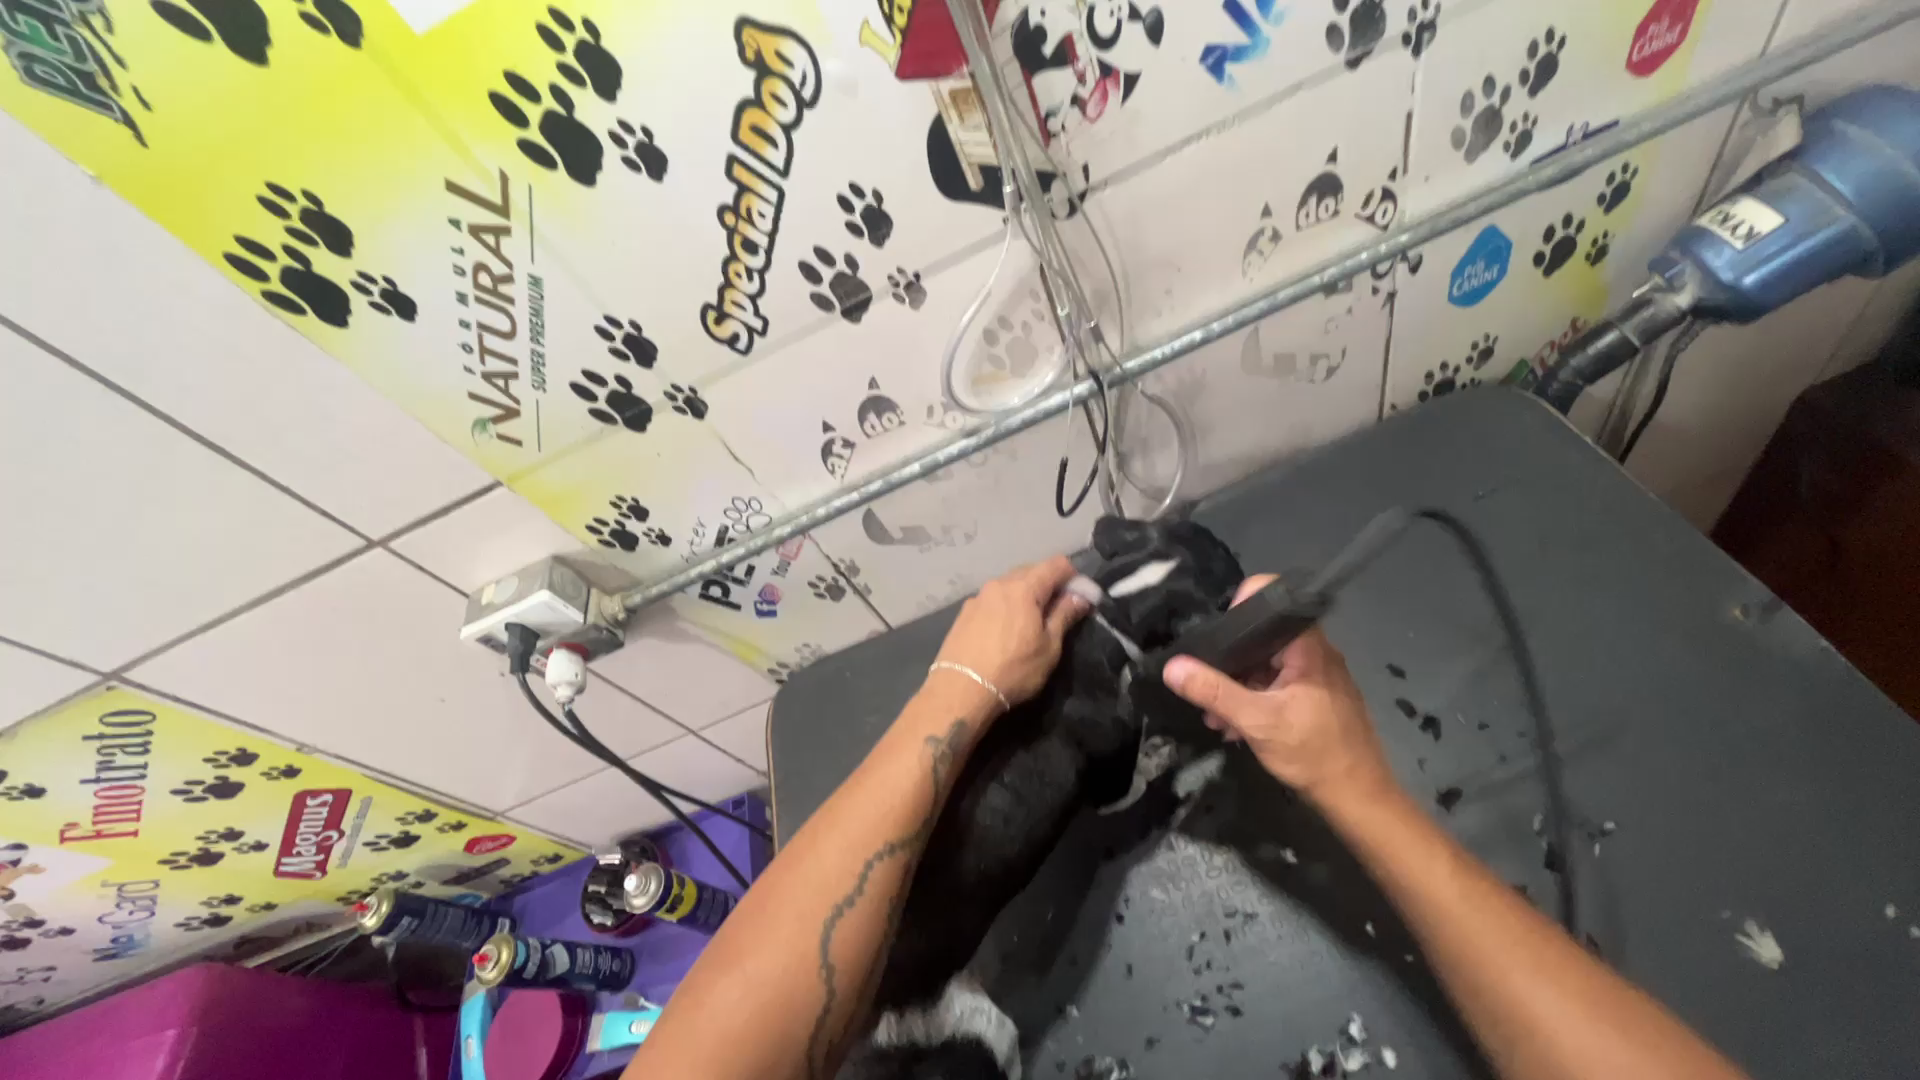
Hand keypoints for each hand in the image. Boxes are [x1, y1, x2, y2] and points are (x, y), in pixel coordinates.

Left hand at [930, 556, 1089, 709]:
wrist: (960, 690)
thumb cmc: (1013, 670)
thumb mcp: (1049, 647)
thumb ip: (1064, 615)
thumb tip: (1080, 596)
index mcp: (1023, 588)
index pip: (1056, 564)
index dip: (1074, 576)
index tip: (1082, 596)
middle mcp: (998, 584)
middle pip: (1031, 571)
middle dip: (1049, 584)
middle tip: (1060, 609)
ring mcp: (978, 597)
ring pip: (1009, 585)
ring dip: (1026, 594)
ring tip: (1032, 620)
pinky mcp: (964, 612)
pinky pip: (993, 599)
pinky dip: (1006, 605)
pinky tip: (1006, 629)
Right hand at [1162, 575, 1395, 807]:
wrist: (1358, 799)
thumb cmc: (1313, 752)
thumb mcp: (1256, 720)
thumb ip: (1213, 691)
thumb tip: (1173, 666)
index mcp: (1307, 647)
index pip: (1274, 601)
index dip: (1241, 606)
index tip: (1216, 632)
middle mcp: (1314, 655)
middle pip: (1263, 639)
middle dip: (1229, 660)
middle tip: (1203, 681)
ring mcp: (1316, 678)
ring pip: (1266, 667)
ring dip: (1236, 687)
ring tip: (1214, 715)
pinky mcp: (1314, 700)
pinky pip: (1275, 687)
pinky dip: (1253, 700)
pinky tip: (1234, 727)